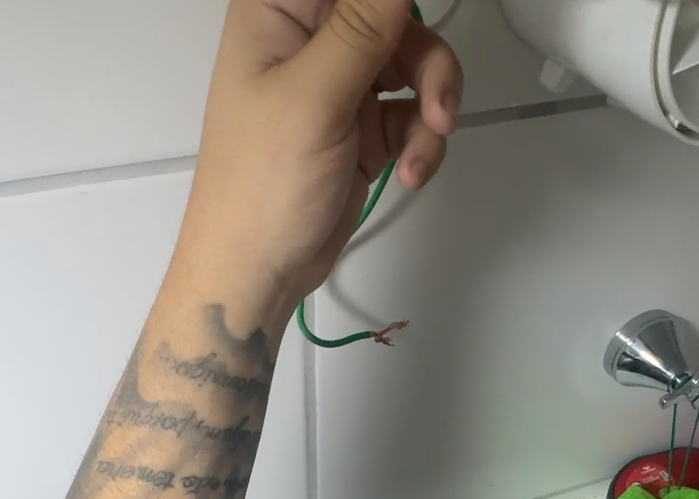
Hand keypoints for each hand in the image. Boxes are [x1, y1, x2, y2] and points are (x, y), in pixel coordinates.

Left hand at [171, 0, 462, 330]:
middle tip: (439, 104)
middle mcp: (311, 41)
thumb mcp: (313, 97)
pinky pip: (411, 118)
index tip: (417, 24)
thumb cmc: (261, 187)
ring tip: (431, 142)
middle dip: (426, 60)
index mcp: (280, 10)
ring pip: (412, 67)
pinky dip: (420, 143)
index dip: (393, 3)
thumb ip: (363, 25)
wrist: (259, 271)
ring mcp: (339, 89)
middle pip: (393, 17)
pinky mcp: (362, 134)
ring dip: (432, 105)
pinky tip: (411, 174)